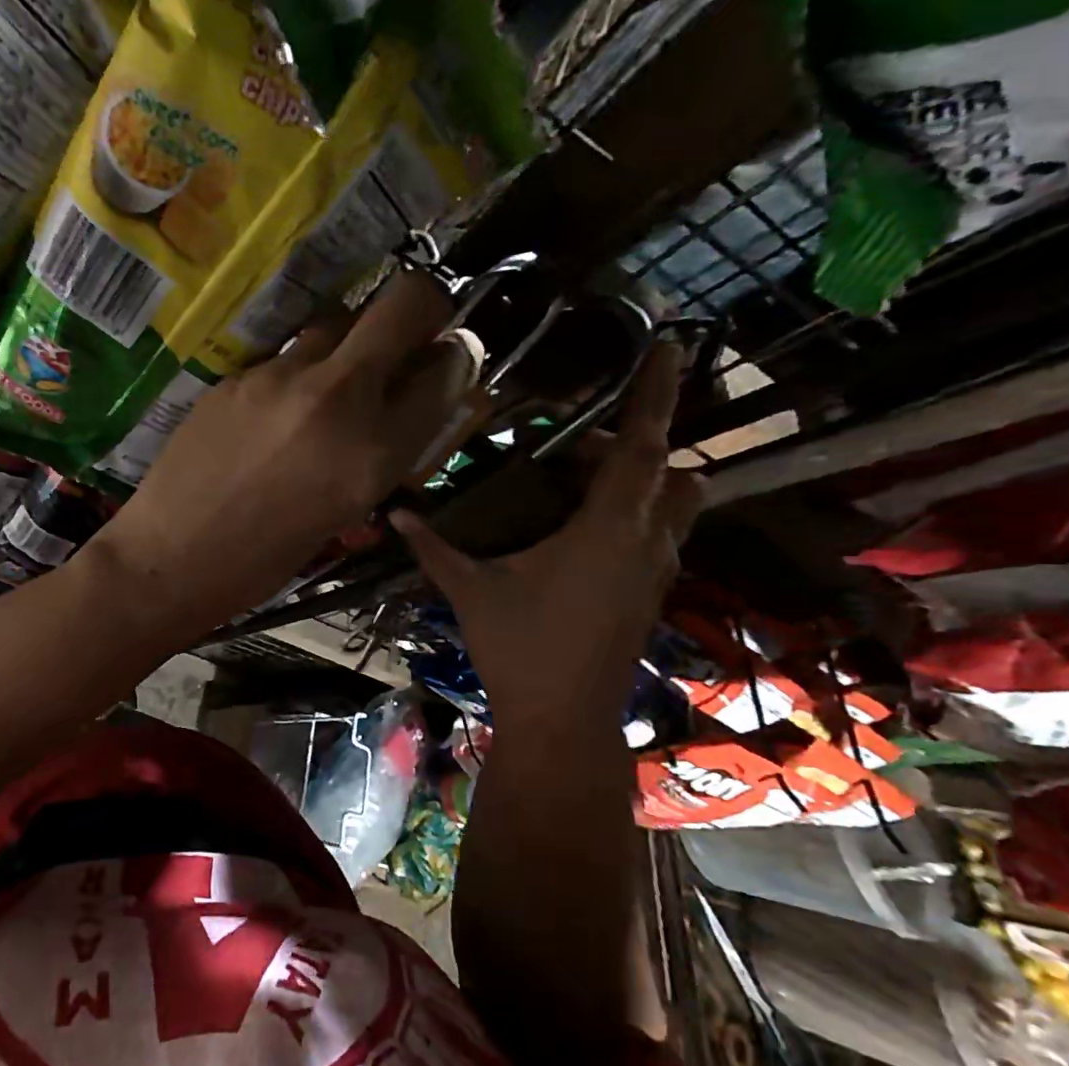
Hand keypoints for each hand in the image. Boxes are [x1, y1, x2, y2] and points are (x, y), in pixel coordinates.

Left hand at [85, 271, 474, 638]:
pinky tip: (269, 413)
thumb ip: (389, 452)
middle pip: (404, 301)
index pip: (449, 368)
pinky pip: (282, 358)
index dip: (452, 361)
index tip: (440, 365)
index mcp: (375, 451)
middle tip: (406, 338)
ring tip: (327, 385)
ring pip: (336, 322)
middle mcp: (335, 398)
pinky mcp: (234, 376)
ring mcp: (278, 379)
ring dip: (347, 343)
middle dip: (419, 309)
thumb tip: (416, 404)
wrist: (169, 559)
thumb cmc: (262, 562)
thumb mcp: (345, 514)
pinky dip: (292, 375)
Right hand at [391, 345, 703, 721]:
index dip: (657, 394)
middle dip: (632, 442)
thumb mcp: (469, 590)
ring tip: (582, 482)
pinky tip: (581, 530)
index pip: (642, 447)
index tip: (671, 346)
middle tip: (573, 445)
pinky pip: (661, 532)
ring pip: (675, 502)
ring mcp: (655, 570)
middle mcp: (645, 542)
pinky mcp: (651, 593)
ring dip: (643, 478)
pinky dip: (636, 512)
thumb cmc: (519, 646)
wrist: (563, 717)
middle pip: (667, 469)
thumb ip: (433, 547)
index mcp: (606, 530)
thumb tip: (394, 513)